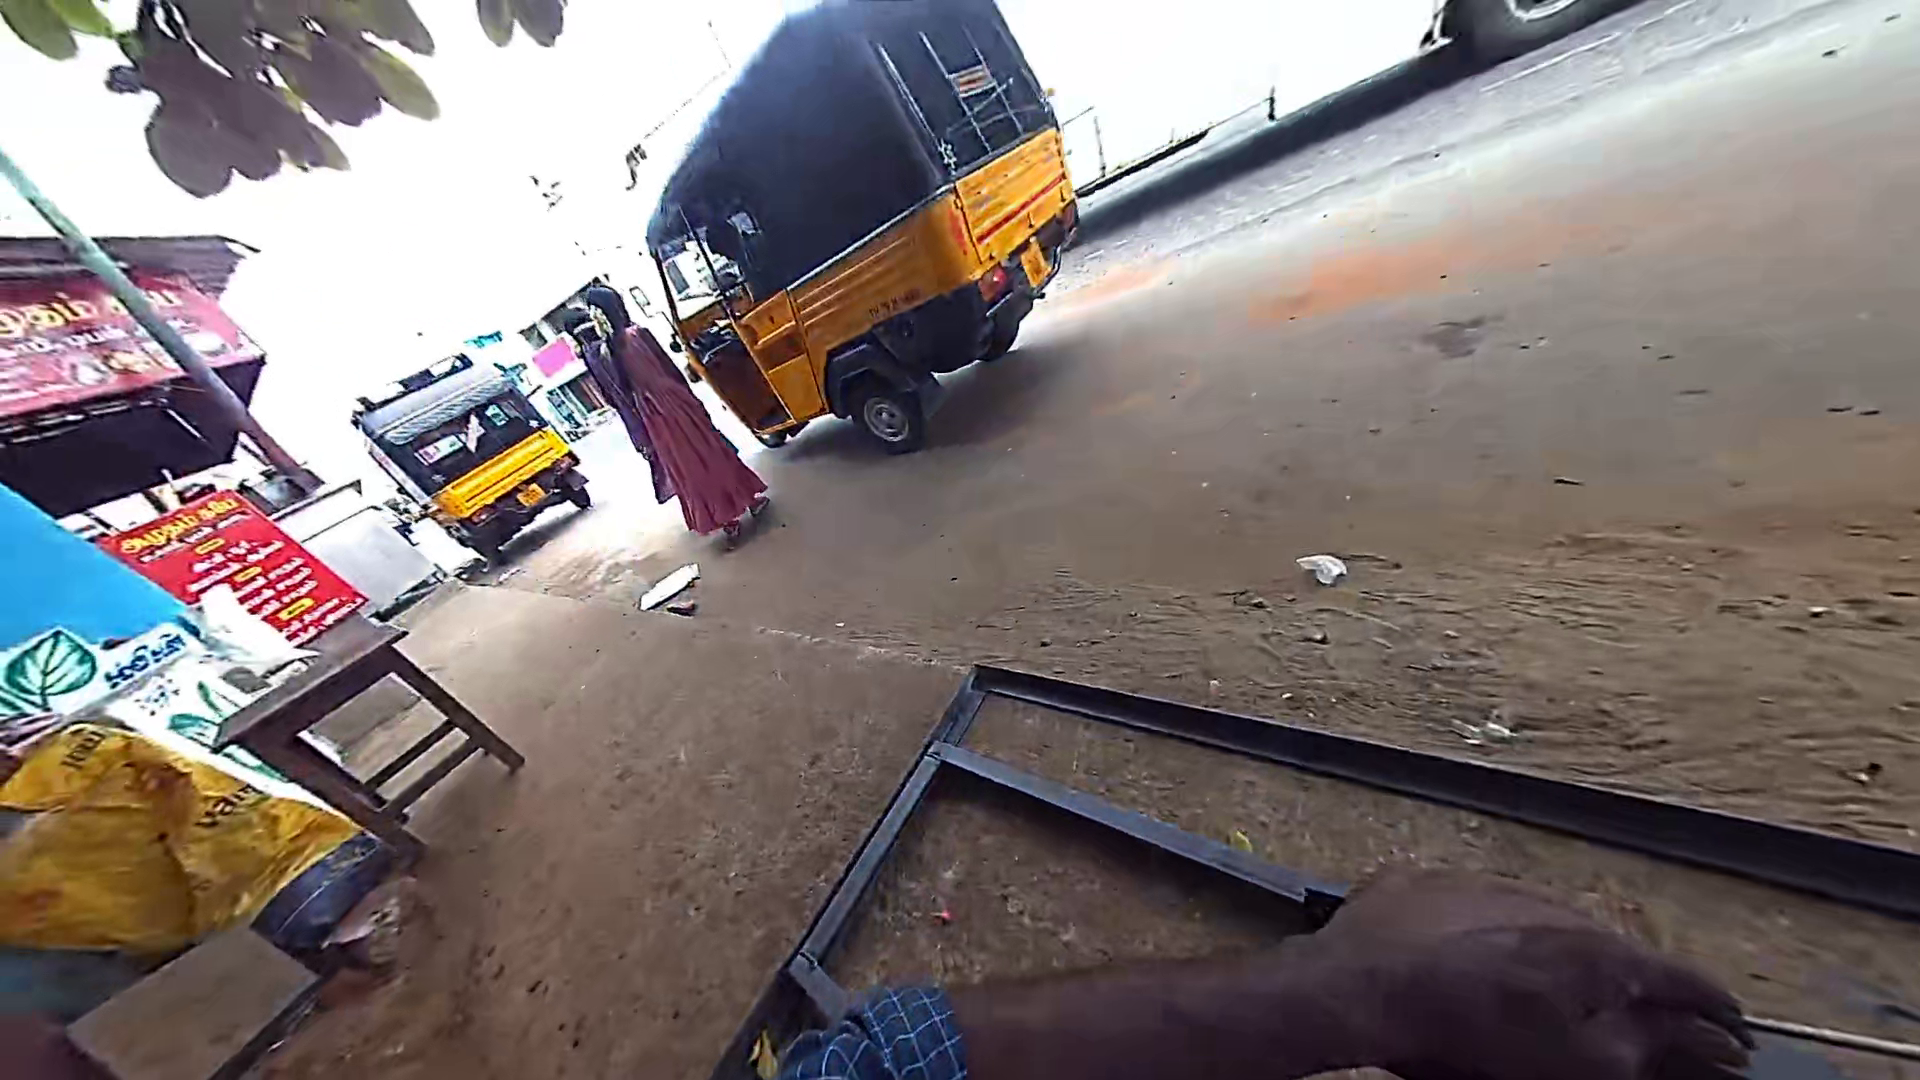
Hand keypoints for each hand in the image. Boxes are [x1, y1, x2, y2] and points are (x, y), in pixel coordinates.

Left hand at [1293, 870, 1751, 1079]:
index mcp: (1588, 947)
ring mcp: (1466, 880)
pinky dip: (1481, 923)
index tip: (1730, 1032)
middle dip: (1623, 977)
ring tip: (1541, 980)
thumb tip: (1713, 1036)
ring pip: (1533, 911)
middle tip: (1626, 1012)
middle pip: (1603, 940)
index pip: (1677, 975)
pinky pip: (1465, 899)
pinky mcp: (1415, 877)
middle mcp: (1533, 899)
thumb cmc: (1476, 1033)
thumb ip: (1654, 1043)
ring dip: (1550, 944)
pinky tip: (1468, 950)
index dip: (1712, 1008)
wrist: (1366, 983)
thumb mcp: (1582, 1060)